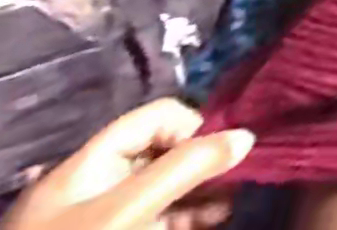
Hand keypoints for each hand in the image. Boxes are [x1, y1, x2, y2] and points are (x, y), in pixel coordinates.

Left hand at [0, 99, 254, 229]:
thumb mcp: (127, 210)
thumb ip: (187, 166)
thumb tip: (247, 136)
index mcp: (89, 164)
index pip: (158, 116)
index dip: (193, 127)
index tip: (210, 157)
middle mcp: (94, 185)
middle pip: (164, 153)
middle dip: (204, 164)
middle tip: (236, 180)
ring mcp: (98, 220)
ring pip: (164, 189)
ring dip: (202, 193)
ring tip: (230, 206)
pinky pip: (156, 218)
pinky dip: (186, 217)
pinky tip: (211, 221)